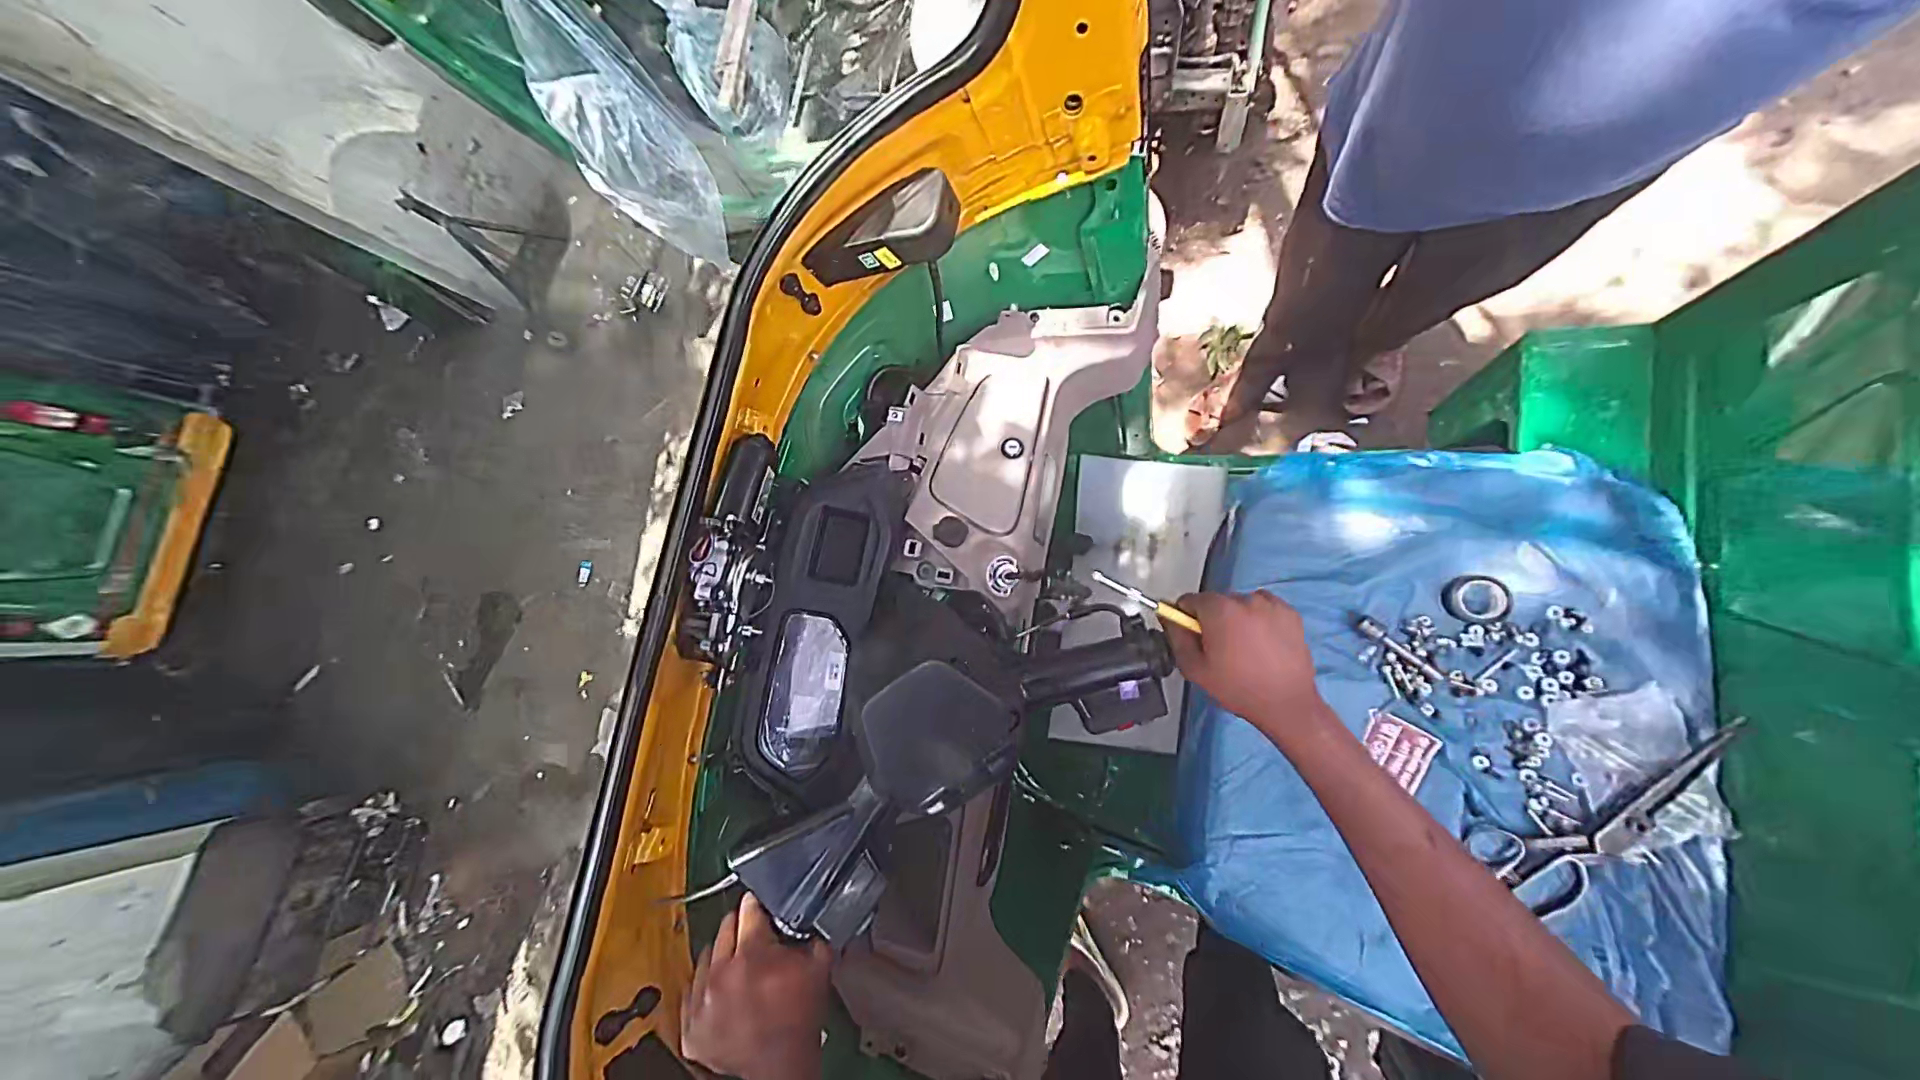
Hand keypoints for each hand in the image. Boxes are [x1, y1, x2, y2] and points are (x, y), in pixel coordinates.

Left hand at [681, 893, 832, 1079]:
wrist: (781, 1069)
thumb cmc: (799, 1021)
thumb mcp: (817, 966)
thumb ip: (811, 932)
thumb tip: (806, 912)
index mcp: (752, 955)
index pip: (748, 908)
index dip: (759, 904)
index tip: (762, 905)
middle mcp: (721, 974)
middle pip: (725, 926)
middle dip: (742, 928)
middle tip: (756, 936)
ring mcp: (701, 1002)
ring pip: (706, 955)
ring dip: (722, 955)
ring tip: (740, 965)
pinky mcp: (690, 1026)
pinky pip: (691, 988)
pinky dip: (706, 985)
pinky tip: (724, 988)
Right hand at [1163, 590, 1332, 742]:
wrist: (1287, 704)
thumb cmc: (1237, 687)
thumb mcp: (1194, 668)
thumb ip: (1176, 636)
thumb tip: (1168, 616)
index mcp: (1218, 610)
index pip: (1189, 600)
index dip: (1186, 618)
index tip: (1194, 638)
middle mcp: (1245, 599)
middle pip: (1216, 601)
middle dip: (1212, 619)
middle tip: (1219, 648)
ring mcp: (1270, 605)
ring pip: (1240, 604)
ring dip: (1236, 618)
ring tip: (1244, 647)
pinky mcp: (1290, 613)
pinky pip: (1264, 607)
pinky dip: (1259, 619)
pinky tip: (1262, 643)